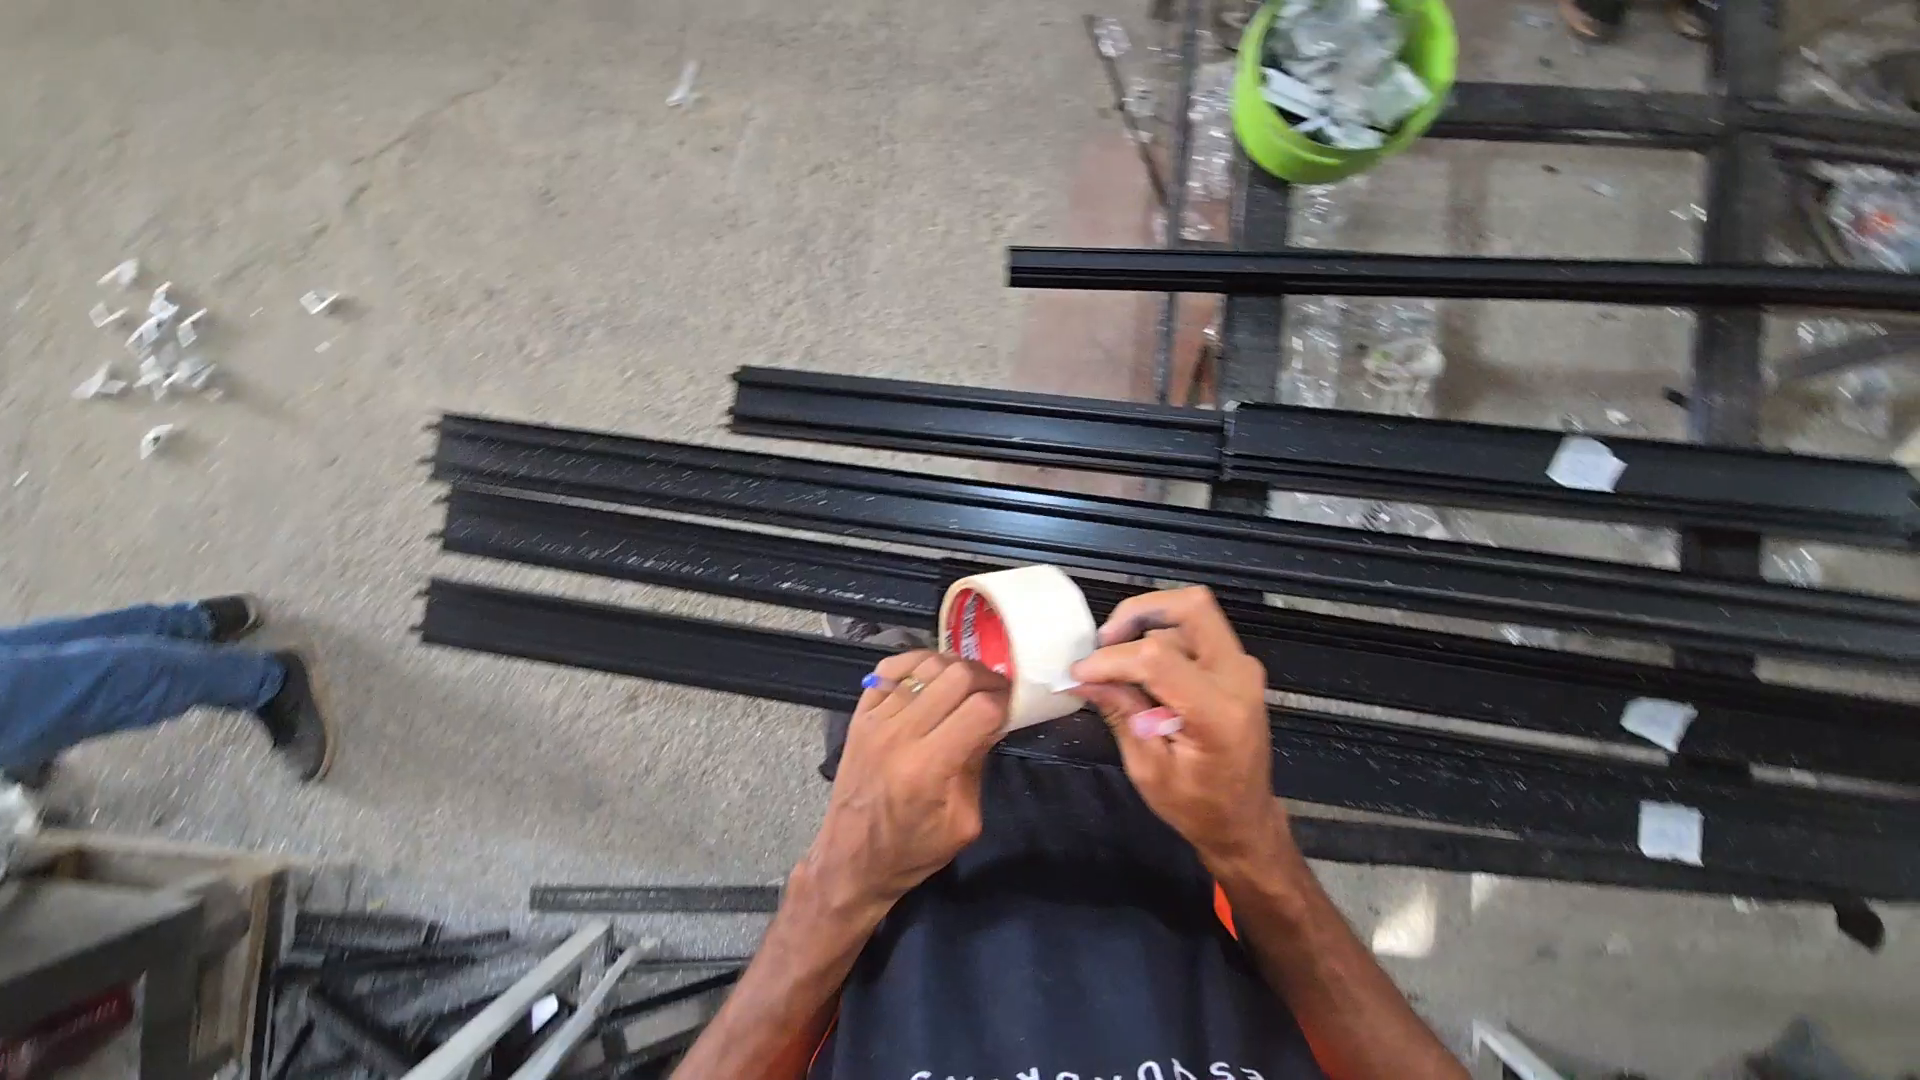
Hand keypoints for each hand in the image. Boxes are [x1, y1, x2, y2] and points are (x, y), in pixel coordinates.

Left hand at [800, 650, 1009, 915]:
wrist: (850, 859)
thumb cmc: (911, 851)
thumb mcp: (963, 823)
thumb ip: (978, 766)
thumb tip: (993, 720)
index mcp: (929, 767)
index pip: (980, 709)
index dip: (1006, 702)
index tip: (1014, 708)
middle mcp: (900, 734)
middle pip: (956, 676)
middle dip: (987, 680)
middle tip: (997, 694)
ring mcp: (876, 719)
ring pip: (926, 665)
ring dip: (956, 668)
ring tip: (968, 685)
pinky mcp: (860, 714)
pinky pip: (890, 668)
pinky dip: (917, 663)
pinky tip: (932, 676)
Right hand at [1068, 587, 1288, 873]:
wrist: (1244, 821)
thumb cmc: (1197, 806)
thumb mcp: (1148, 768)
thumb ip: (1121, 713)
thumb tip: (1081, 679)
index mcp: (1217, 713)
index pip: (1157, 658)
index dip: (1111, 660)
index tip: (1079, 674)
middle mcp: (1238, 678)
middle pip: (1191, 607)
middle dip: (1139, 612)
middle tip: (1104, 640)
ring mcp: (1242, 668)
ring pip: (1190, 615)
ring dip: (1146, 626)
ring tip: (1115, 661)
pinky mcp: (1235, 667)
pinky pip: (1196, 631)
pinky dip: (1161, 635)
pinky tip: (1137, 665)